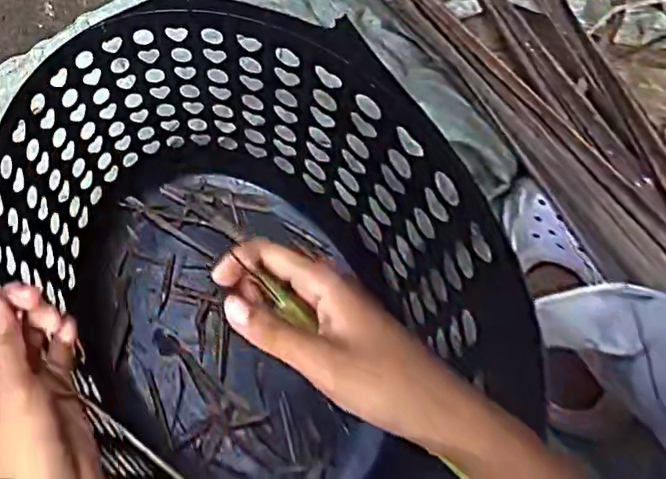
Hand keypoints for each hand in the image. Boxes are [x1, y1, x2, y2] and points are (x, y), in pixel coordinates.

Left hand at [0, 284, 100, 478]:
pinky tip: (67, 330)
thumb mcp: (14, 393)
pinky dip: (64, 333)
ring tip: (52, 317)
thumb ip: (5, 344)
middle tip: (29, 295)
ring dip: (42, 315)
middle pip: (1, 322)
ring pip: (31, 329)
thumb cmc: (28, 461)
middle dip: (14, 302)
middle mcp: (2, 372)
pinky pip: (59, 347)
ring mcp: (30, 377)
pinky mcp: (57, 383)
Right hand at [213, 240, 578, 478]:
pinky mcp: (346, 323)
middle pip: (275, 265)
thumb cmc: (386, 384)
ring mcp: (339, 302)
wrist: (448, 416)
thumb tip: (229, 304)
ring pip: (288, 287)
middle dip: (248, 281)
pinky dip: (284, 316)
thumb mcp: (320, 362)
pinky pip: (303, 307)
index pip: (265, 250)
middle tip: (238, 313)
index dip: (236, 260)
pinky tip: (286, 341)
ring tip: (259, 330)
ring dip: (265, 301)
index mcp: (322, 281)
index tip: (217, 285)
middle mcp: (329, 283)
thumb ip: (271, 332)